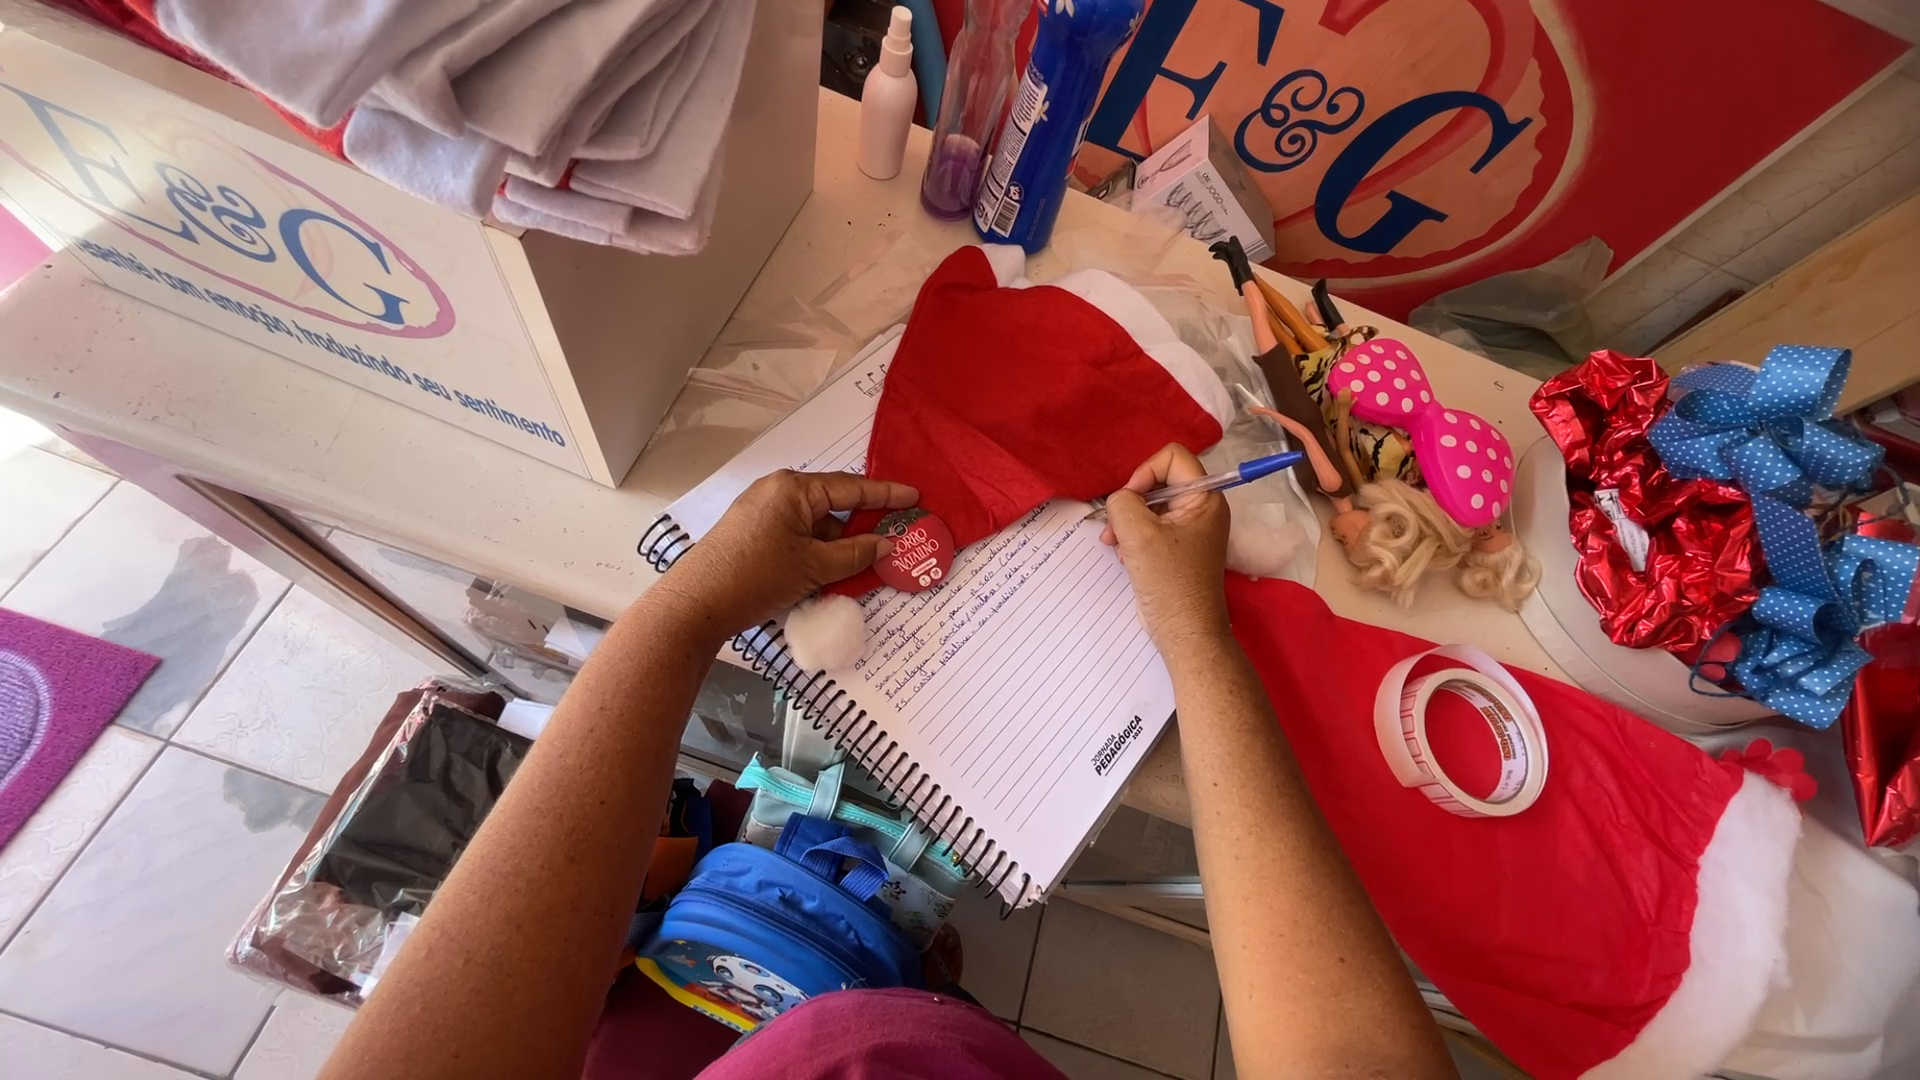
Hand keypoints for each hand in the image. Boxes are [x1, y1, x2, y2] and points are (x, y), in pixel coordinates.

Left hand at [656, 470, 918, 637]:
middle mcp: (778, 491)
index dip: (887, 495)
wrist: (695, 605)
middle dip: (863, 522)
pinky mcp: (754, 533)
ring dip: (840, 542)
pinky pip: (799, 534)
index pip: (851, 487)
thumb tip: (886, 544)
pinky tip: (834, 569)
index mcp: (794, 489)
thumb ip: (856, 553)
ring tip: (867, 563)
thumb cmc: (756, 578)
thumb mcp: (814, 567)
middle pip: (834, 504)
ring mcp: (763, 511)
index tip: (915, 497)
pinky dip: (818, 549)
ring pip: (816, 523)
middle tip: (896, 534)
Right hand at [1100, 444, 1230, 656]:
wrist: (1184, 631)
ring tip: (1114, 545)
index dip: (1144, 471)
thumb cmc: (1168, 580)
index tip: (1130, 500)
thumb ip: (1122, 502)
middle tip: (1114, 527)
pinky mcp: (1176, 549)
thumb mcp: (1137, 533)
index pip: (1172, 457)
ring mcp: (1189, 530)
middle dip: (1130, 502)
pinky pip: (1149, 528)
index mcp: (1205, 498)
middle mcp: (1201, 509)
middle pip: (1158, 482)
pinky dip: (1132, 538)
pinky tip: (1124, 556)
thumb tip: (1120, 501)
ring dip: (1126, 522)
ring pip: (1149, 507)